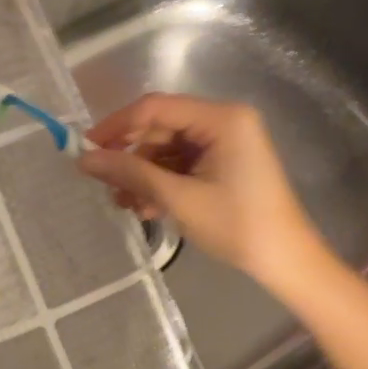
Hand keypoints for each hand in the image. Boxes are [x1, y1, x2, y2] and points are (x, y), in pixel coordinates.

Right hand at [77, 94, 330, 287]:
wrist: (284, 260)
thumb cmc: (237, 224)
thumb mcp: (178, 198)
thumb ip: (130, 173)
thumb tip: (83, 159)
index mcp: (221, 119)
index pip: (155, 108)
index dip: (116, 126)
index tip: (85, 149)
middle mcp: (223, 122)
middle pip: (159, 128)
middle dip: (129, 156)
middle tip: (103, 183)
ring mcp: (223, 144)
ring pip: (164, 149)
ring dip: (141, 175)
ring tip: (124, 204)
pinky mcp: (222, 164)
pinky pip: (178, 164)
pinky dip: (159, 183)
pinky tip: (145, 208)